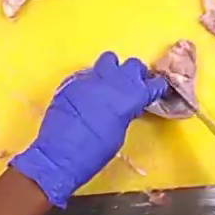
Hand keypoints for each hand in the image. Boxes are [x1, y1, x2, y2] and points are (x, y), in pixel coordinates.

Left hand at [11, 52, 166, 207]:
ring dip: (111, 69)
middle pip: (132, 65)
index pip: (153, 83)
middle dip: (134, 74)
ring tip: (108, 84)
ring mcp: (90, 78)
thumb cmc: (94, 153)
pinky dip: (91, 81)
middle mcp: (113, 82)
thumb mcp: (119, 134)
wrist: (59, 155)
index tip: (154, 91)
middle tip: (130, 86)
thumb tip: (126, 106)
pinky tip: (87, 94)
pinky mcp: (71, 81)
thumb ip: (125, 113)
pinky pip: (87, 73)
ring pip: (108, 60)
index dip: (155, 87)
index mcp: (130, 97)